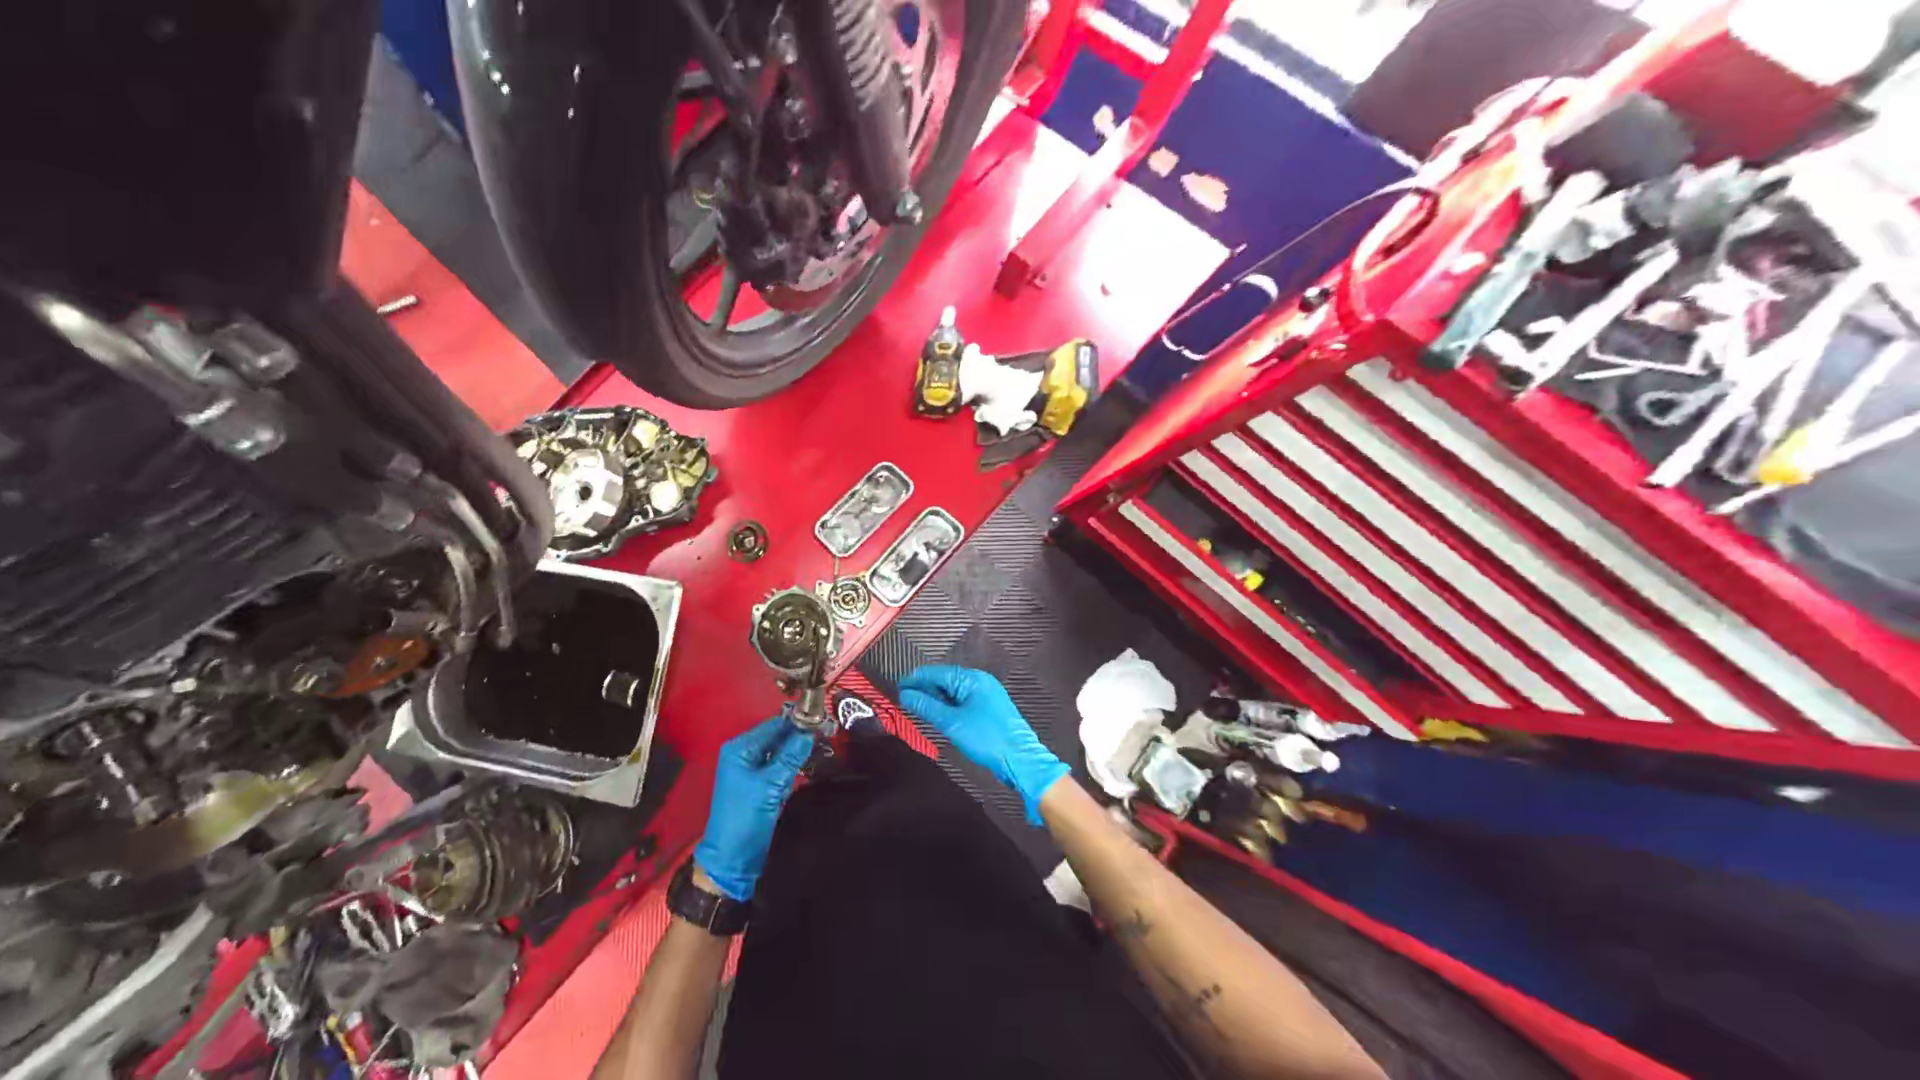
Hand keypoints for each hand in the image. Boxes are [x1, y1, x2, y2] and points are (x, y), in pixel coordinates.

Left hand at [693, 715, 813, 900]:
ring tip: (825, 746)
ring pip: (781, 751)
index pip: (774, 725)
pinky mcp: (762, 785)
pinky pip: (781, 766)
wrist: (733, 858)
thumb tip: (810, 731)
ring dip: (799, 751)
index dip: (797, 721)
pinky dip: (794, 765)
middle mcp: (745, 754)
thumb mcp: (770, 785)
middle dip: (800, 736)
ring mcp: (753, 770)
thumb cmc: (746, 817)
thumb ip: (790, 756)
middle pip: (778, 736)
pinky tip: (812, 763)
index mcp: (740, 748)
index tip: (824, 718)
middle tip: (828, 733)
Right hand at [898, 665, 1068, 824]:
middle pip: (944, 680)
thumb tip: (904, 694)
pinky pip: (962, 702)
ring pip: (953, 692)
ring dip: (935, 699)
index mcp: (972, 678)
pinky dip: (947, 707)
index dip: (914, 679)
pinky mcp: (988, 709)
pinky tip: (937, 716)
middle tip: (902, 700)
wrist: (1021, 759)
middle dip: (924, 689)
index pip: (936, 672)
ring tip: (915, 709)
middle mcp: (979, 681)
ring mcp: (985, 695)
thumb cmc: (986, 738)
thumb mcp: (952, 723)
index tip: (896, 688)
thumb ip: (927, 707)